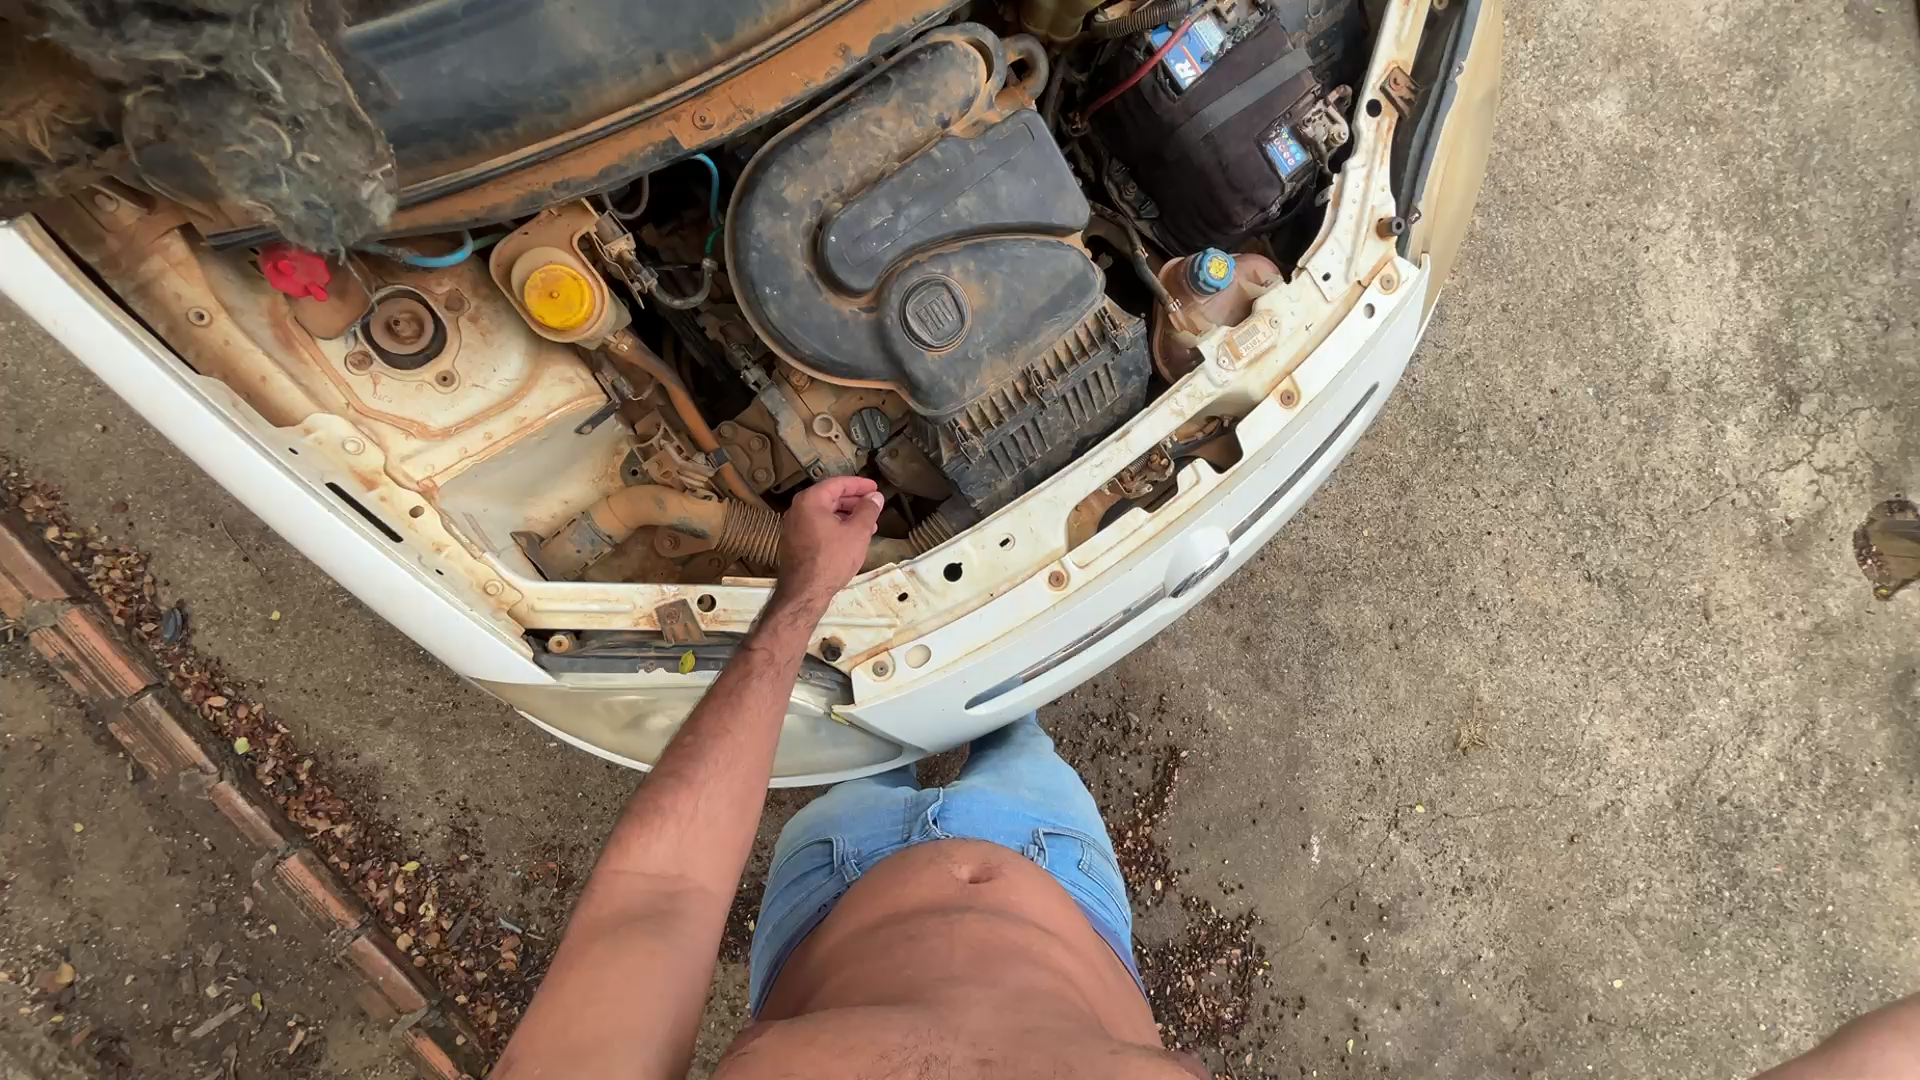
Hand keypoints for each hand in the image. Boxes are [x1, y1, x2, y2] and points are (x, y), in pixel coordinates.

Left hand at [775, 475, 882, 610]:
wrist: (805, 592)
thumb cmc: (831, 560)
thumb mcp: (857, 532)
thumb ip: (868, 510)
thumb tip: (875, 497)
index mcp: (810, 501)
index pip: (837, 483)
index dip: (859, 485)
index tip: (874, 487)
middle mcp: (798, 509)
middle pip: (829, 497)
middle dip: (854, 501)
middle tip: (872, 505)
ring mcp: (793, 526)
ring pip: (824, 513)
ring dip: (846, 515)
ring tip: (867, 524)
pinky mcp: (794, 542)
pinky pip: (817, 526)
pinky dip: (835, 526)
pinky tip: (850, 538)